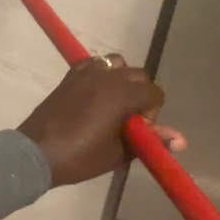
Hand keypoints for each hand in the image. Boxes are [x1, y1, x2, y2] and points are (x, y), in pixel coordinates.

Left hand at [17, 55, 184, 187]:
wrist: (38, 152)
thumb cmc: (81, 156)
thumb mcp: (120, 152)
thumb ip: (150, 140)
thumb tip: (181, 141)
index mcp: (123, 93)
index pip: (154, 92)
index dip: (152, 112)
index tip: (138, 131)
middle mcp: (108, 75)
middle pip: (138, 75)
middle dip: (140, 95)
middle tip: (128, 121)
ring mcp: (87, 72)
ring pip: (117, 64)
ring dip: (122, 80)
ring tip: (112, 105)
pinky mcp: (71, 75)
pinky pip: (94, 63)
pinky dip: (101, 74)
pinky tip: (94, 95)